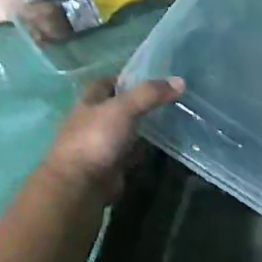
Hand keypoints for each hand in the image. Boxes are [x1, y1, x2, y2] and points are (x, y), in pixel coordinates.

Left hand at [41, 76, 184, 198]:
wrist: (81, 184)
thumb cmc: (97, 138)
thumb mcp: (124, 109)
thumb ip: (150, 94)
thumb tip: (180, 81)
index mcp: (90, 103)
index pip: (106, 83)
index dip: (125, 78)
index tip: (149, 77)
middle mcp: (93, 122)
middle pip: (118, 108)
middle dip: (139, 105)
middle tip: (167, 100)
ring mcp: (101, 146)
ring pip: (125, 133)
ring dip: (142, 129)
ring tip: (170, 121)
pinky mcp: (111, 167)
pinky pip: (129, 155)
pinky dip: (142, 152)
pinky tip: (160, 148)